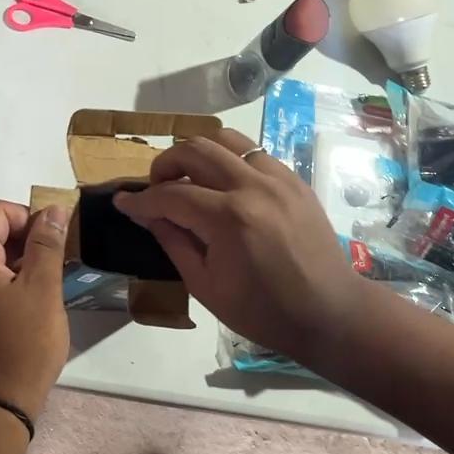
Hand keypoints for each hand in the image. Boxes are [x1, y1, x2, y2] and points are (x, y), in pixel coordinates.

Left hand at [0, 201, 70, 419]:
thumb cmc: (22, 345)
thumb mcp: (42, 289)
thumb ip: (46, 243)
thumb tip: (51, 209)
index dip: (27, 216)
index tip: (54, 241)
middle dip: (24, 241)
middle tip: (56, 266)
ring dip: (16, 265)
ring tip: (46, 289)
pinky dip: (4, 286)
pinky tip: (27, 309)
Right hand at [114, 128, 368, 356]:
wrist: (332, 313)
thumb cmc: (263, 311)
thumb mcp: (205, 285)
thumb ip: (172, 241)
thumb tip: (144, 214)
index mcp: (229, 219)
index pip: (170, 194)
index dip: (140, 200)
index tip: (122, 203)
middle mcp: (253, 187)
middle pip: (194, 150)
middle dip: (165, 165)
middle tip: (156, 189)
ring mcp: (278, 179)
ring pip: (225, 139)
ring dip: (197, 153)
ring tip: (189, 178)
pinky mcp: (294, 180)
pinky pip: (253, 152)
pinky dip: (229, 161)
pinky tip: (223, 186)